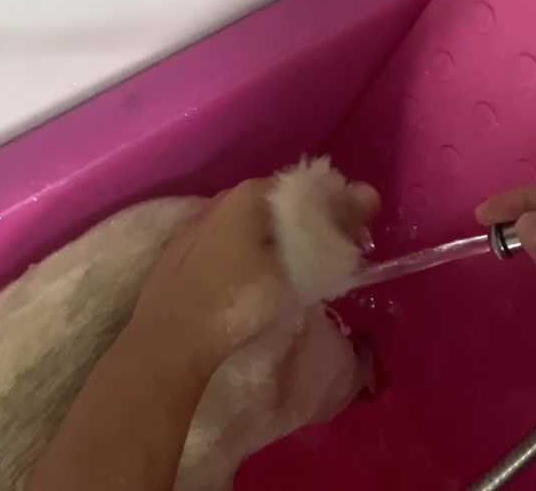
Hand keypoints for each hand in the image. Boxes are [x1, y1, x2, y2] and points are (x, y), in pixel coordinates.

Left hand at [127, 175, 381, 382]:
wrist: (166, 348)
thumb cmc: (239, 299)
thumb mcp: (298, 263)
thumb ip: (336, 224)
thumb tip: (370, 193)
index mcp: (251, 192)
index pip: (308, 187)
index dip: (337, 209)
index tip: (354, 236)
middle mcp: (222, 199)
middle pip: (281, 205)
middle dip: (310, 224)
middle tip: (332, 255)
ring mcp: (197, 226)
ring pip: (254, 225)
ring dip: (280, 240)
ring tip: (298, 271)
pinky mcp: (180, 256)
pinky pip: (230, 244)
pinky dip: (252, 254)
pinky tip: (258, 281)